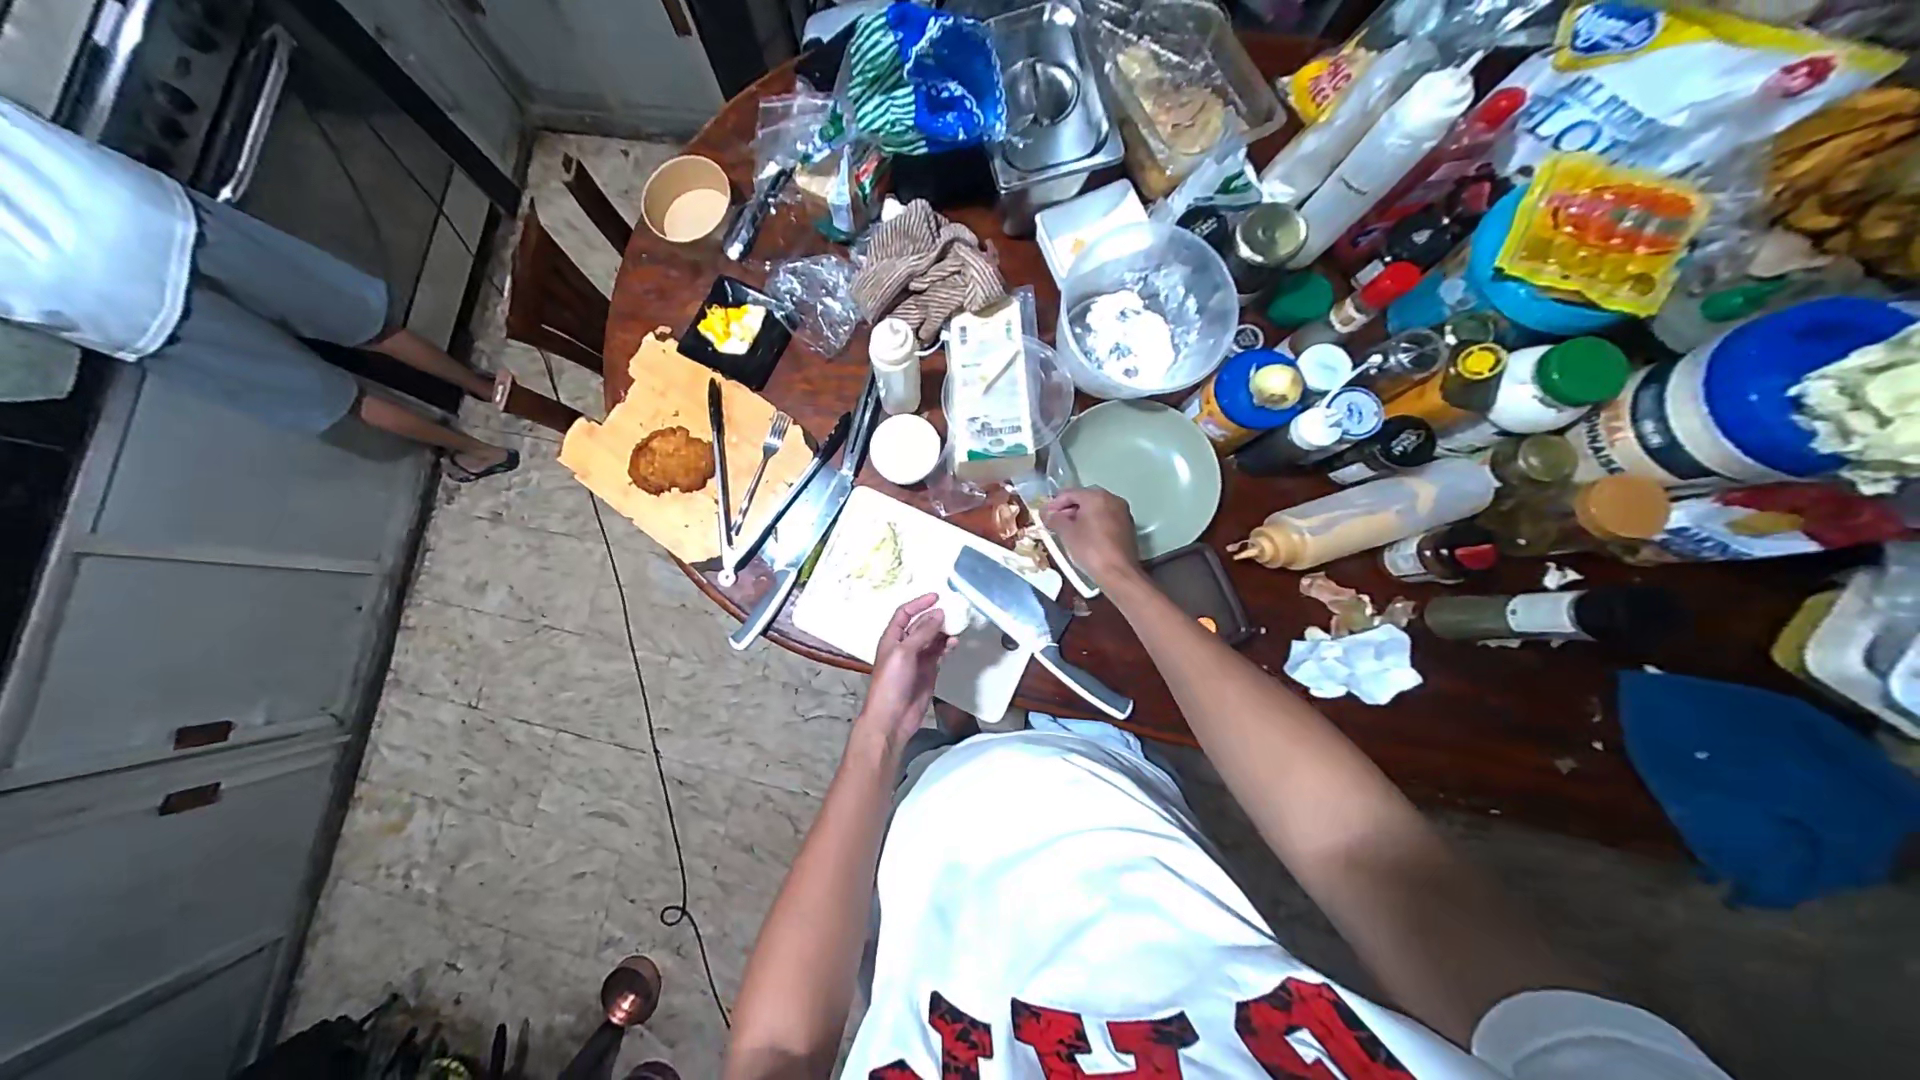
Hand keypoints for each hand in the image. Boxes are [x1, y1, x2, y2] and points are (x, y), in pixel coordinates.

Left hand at [856, 593, 950, 751]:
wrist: (892, 718)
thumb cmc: (891, 683)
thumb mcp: (904, 653)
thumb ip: (922, 632)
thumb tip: (939, 613)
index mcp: (892, 638)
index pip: (905, 613)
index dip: (919, 603)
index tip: (937, 596)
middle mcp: (904, 645)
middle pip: (921, 624)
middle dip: (935, 617)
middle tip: (954, 612)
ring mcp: (917, 658)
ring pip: (932, 638)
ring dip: (943, 632)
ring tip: (956, 629)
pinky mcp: (928, 671)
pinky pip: (939, 652)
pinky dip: (946, 646)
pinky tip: (954, 644)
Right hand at [1041, 487, 1141, 589]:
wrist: (1118, 573)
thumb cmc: (1090, 549)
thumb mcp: (1067, 533)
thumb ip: (1054, 519)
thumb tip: (1047, 514)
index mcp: (1097, 496)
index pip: (1070, 493)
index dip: (1054, 504)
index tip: (1044, 515)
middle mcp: (1112, 499)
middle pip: (1085, 499)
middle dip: (1068, 509)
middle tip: (1055, 522)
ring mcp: (1123, 512)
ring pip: (1096, 509)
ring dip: (1081, 516)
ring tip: (1068, 531)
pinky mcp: (1128, 526)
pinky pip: (1106, 518)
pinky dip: (1093, 523)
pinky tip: (1085, 537)